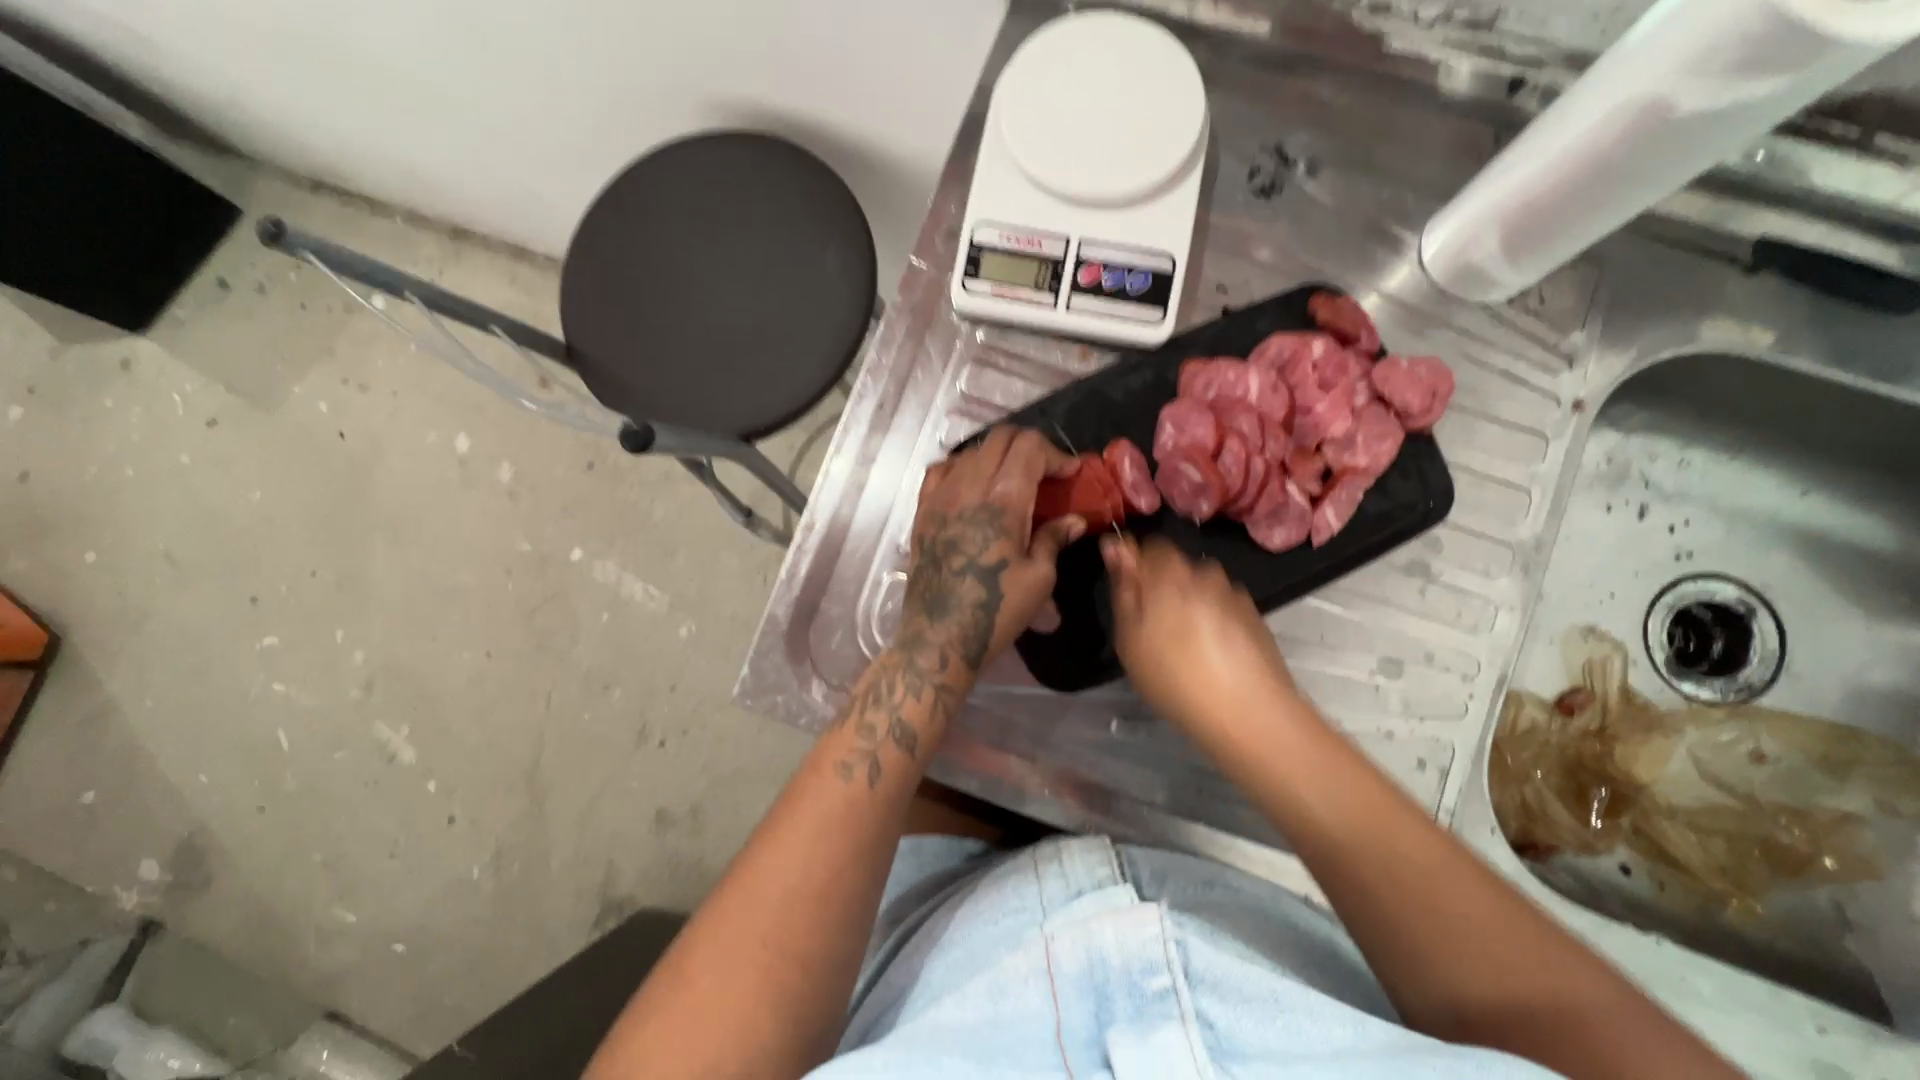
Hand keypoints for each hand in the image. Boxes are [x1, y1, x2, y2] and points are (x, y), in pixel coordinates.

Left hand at [898, 427, 1083, 678]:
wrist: (941, 636)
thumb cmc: (997, 609)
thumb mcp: (1039, 577)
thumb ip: (1054, 538)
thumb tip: (1074, 520)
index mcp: (1003, 498)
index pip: (1029, 447)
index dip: (1055, 453)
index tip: (1070, 474)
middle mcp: (969, 486)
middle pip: (1001, 438)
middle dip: (1029, 447)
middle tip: (1047, 471)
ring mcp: (940, 495)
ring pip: (972, 451)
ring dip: (998, 456)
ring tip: (1012, 479)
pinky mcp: (922, 510)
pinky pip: (941, 470)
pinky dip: (963, 467)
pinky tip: (973, 486)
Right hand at [1102, 534, 1302, 732]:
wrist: (1247, 711)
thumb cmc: (1174, 676)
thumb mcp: (1130, 637)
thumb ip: (1123, 587)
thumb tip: (1114, 546)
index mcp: (1169, 571)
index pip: (1149, 546)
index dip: (1137, 566)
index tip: (1130, 596)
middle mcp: (1204, 572)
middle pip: (1177, 567)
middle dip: (1164, 587)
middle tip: (1154, 629)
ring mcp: (1233, 593)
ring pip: (1202, 588)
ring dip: (1191, 604)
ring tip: (1187, 646)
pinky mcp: (1254, 615)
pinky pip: (1223, 607)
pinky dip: (1215, 621)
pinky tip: (1213, 656)